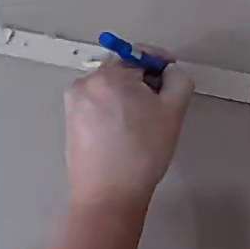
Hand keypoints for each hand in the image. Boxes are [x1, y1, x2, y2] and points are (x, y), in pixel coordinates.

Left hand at [64, 56, 195, 213]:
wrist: (109, 196)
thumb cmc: (142, 152)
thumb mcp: (173, 111)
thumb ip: (178, 80)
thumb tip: (169, 73)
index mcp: (108, 76)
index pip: (138, 53)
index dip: (159, 59)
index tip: (173, 71)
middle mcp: (84, 84)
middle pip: (121, 69)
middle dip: (143, 79)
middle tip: (162, 102)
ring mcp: (73, 104)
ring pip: (109, 88)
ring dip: (128, 95)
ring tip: (144, 121)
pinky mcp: (71, 123)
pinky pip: (97, 104)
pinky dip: (114, 109)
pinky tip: (126, 131)